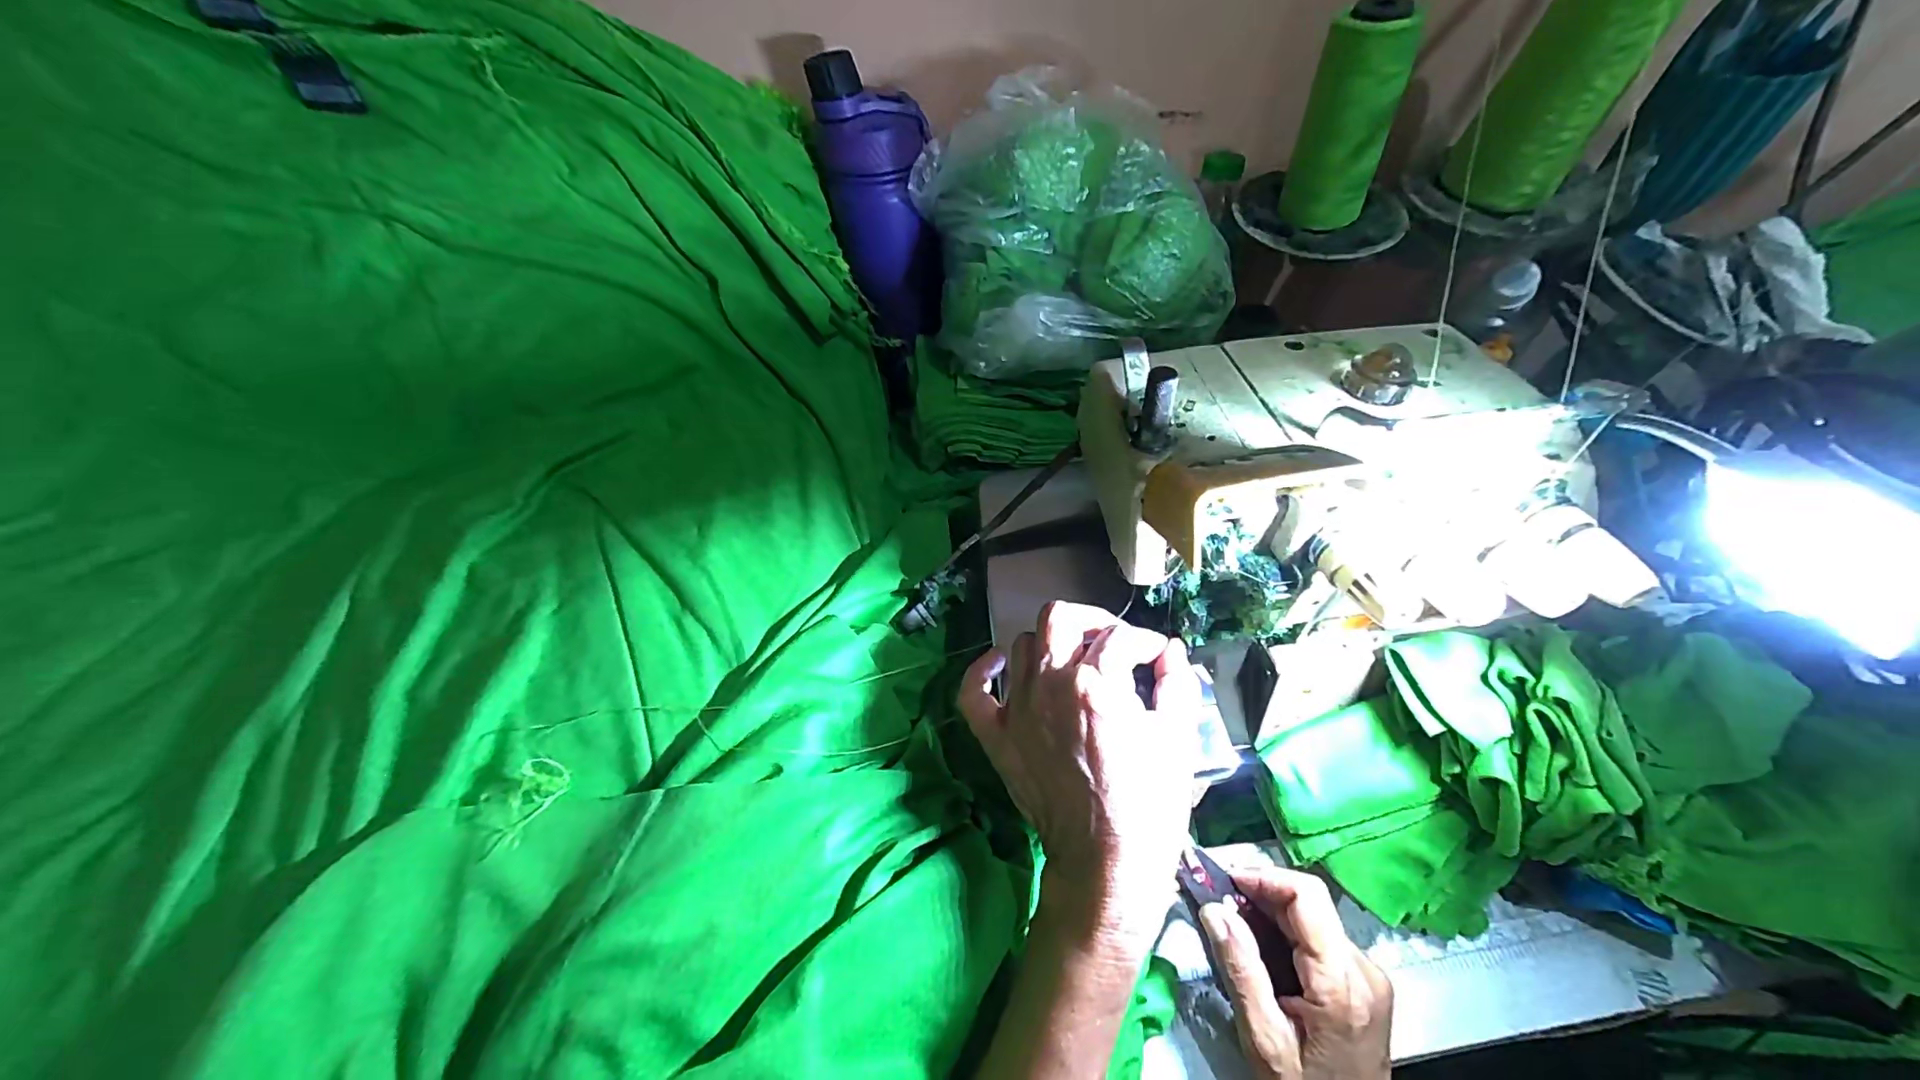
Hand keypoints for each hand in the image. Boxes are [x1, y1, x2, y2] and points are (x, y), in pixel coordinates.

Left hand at [958, 601, 1200, 939]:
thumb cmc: (1150, 805)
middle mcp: (1050, 685)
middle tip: (1112, 643)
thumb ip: (1176, 685)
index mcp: (1096, 683)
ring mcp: (1017, 710)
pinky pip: (973, 691)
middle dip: (1091, 621)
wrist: (1106, 862)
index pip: (1120, 637)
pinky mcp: (997, 737)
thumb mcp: (1179, 740)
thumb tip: (1172, 651)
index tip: (1156, 656)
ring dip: (1049, 644)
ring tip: (1072, 661)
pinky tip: (999, 664)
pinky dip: (983, 671)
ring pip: (1021, 645)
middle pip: (1059, 618)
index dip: (1146, 642)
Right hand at [1199, 866, 1392, 1079]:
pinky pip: (1320, 937)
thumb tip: (1213, 909)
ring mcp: (1369, 976)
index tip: (1224, 882)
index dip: (1264, 877)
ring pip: (1313, 917)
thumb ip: (1241, 970)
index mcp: (1343, 984)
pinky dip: (1286, 931)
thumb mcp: (1264, 1039)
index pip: (1307, 897)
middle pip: (1310, 903)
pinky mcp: (1366, 983)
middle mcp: (1365, 971)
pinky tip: (1261, 947)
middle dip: (1261, 894)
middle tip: (1219, 903)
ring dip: (1270, 912)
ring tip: (1233, 924)